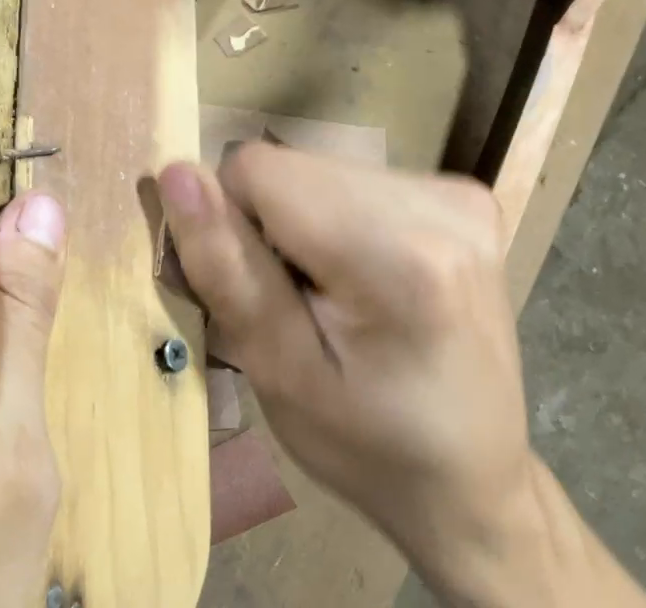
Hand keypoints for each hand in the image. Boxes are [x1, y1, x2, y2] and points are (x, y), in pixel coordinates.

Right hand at [161, 145, 645, 607]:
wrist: (469, 477)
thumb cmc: (365, 444)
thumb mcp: (276, 373)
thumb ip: (226, 268)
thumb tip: (175, 174)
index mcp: (398, 256)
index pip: (255, 170)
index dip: (231, 224)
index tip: (257, 291)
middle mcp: (440, 205)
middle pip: (288, 168)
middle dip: (267, 225)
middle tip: (293, 305)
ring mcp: (460, 196)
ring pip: (314, 169)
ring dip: (300, 225)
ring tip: (329, 297)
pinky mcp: (465, 197)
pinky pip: (351, 179)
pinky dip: (336, 222)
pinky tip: (365, 279)